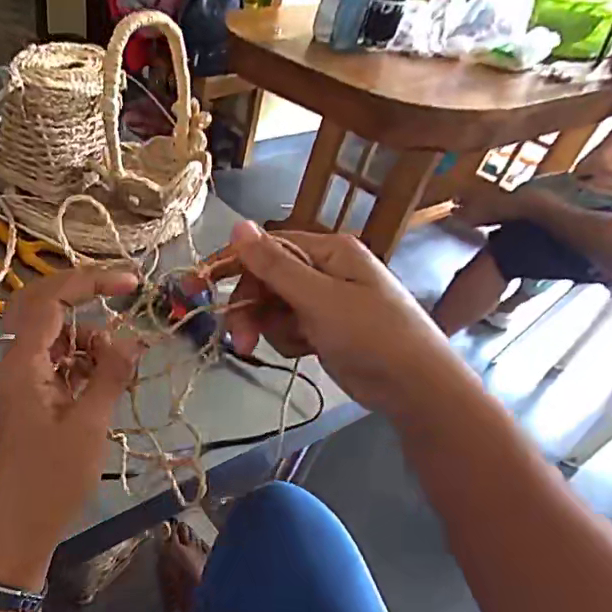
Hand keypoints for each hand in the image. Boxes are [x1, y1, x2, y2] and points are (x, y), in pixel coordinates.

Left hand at [0, 269, 142, 587]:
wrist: (21, 525)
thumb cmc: (53, 479)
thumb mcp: (90, 425)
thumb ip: (110, 375)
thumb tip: (132, 337)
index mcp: (22, 363)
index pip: (49, 299)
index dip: (89, 281)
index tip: (131, 283)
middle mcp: (16, 362)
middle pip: (42, 304)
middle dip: (81, 292)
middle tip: (121, 290)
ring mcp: (22, 379)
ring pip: (52, 333)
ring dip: (86, 334)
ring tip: (118, 361)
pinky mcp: (32, 396)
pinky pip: (56, 360)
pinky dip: (82, 359)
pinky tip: (106, 377)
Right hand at [209, 221, 465, 419]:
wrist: (414, 385)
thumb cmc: (371, 333)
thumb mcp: (318, 298)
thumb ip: (274, 265)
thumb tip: (237, 225)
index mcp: (327, 251)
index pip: (266, 249)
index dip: (231, 265)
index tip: (197, 285)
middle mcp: (324, 271)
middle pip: (266, 282)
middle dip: (251, 309)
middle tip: (238, 340)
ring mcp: (324, 302)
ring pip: (273, 308)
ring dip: (270, 328)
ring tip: (289, 347)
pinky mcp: (323, 330)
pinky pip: (288, 328)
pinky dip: (288, 340)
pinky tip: (304, 351)